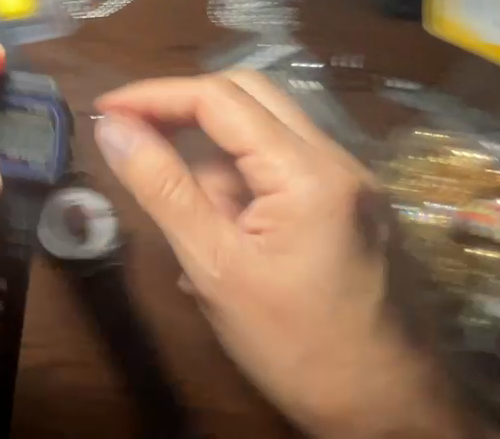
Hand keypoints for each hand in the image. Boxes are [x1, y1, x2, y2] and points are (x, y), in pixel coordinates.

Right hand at [94, 70, 476, 438]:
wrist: (396, 422)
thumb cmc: (297, 345)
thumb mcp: (212, 265)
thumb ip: (159, 185)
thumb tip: (110, 126)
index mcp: (308, 172)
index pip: (217, 97)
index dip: (152, 95)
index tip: (103, 112)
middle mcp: (338, 162)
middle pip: (247, 93)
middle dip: (182, 104)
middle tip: (132, 128)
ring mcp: (350, 185)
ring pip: (263, 127)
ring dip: (208, 146)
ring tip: (178, 205)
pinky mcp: (350, 209)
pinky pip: (279, 164)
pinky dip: (235, 176)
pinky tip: (214, 228)